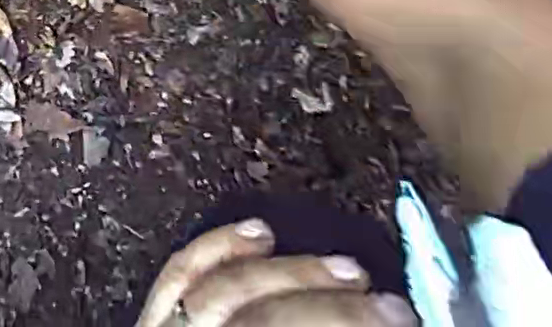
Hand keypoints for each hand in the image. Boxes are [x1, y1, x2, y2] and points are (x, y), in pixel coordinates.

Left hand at [137, 220, 417, 326]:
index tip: (403, 322)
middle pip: (264, 323)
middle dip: (333, 311)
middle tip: (393, 307)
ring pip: (228, 290)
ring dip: (292, 273)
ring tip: (350, 268)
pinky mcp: (148, 325)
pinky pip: (181, 274)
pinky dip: (221, 247)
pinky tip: (262, 232)